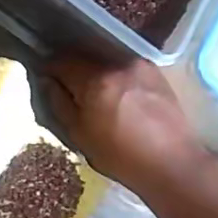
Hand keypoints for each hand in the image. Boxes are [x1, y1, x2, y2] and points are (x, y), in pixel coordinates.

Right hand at [46, 57, 217, 198]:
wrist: (172, 163)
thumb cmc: (121, 156)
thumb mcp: (80, 135)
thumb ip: (60, 104)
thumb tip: (48, 82)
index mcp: (96, 80)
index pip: (62, 61)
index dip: (49, 68)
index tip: (45, 78)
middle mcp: (118, 64)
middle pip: (85, 54)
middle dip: (72, 67)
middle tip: (65, 85)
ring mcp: (140, 65)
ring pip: (106, 59)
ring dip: (94, 69)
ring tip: (91, 91)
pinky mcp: (156, 72)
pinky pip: (124, 66)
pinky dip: (114, 74)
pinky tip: (115, 93)